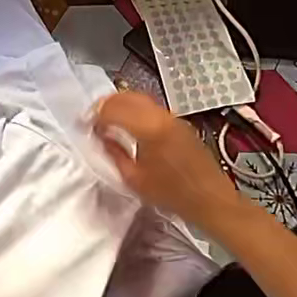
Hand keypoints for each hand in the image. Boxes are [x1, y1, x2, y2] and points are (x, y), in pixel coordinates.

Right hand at [92, 92, 250, 223]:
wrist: (211, 200)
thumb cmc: (172, 194)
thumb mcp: (134, 178)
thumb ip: (113, 153)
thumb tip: (101, 136)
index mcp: (149, 129)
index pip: (113, 110)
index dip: (95, 115)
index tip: (86, 125)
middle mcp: (162, 117)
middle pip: (126, 97)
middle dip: (105, 105)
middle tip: (93, 118)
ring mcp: (174, 118)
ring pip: (140, 98)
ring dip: (120, 105)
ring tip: (108, 119)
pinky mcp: (180, 123)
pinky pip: (151, 107)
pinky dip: (135, 109)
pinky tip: (129, 125)